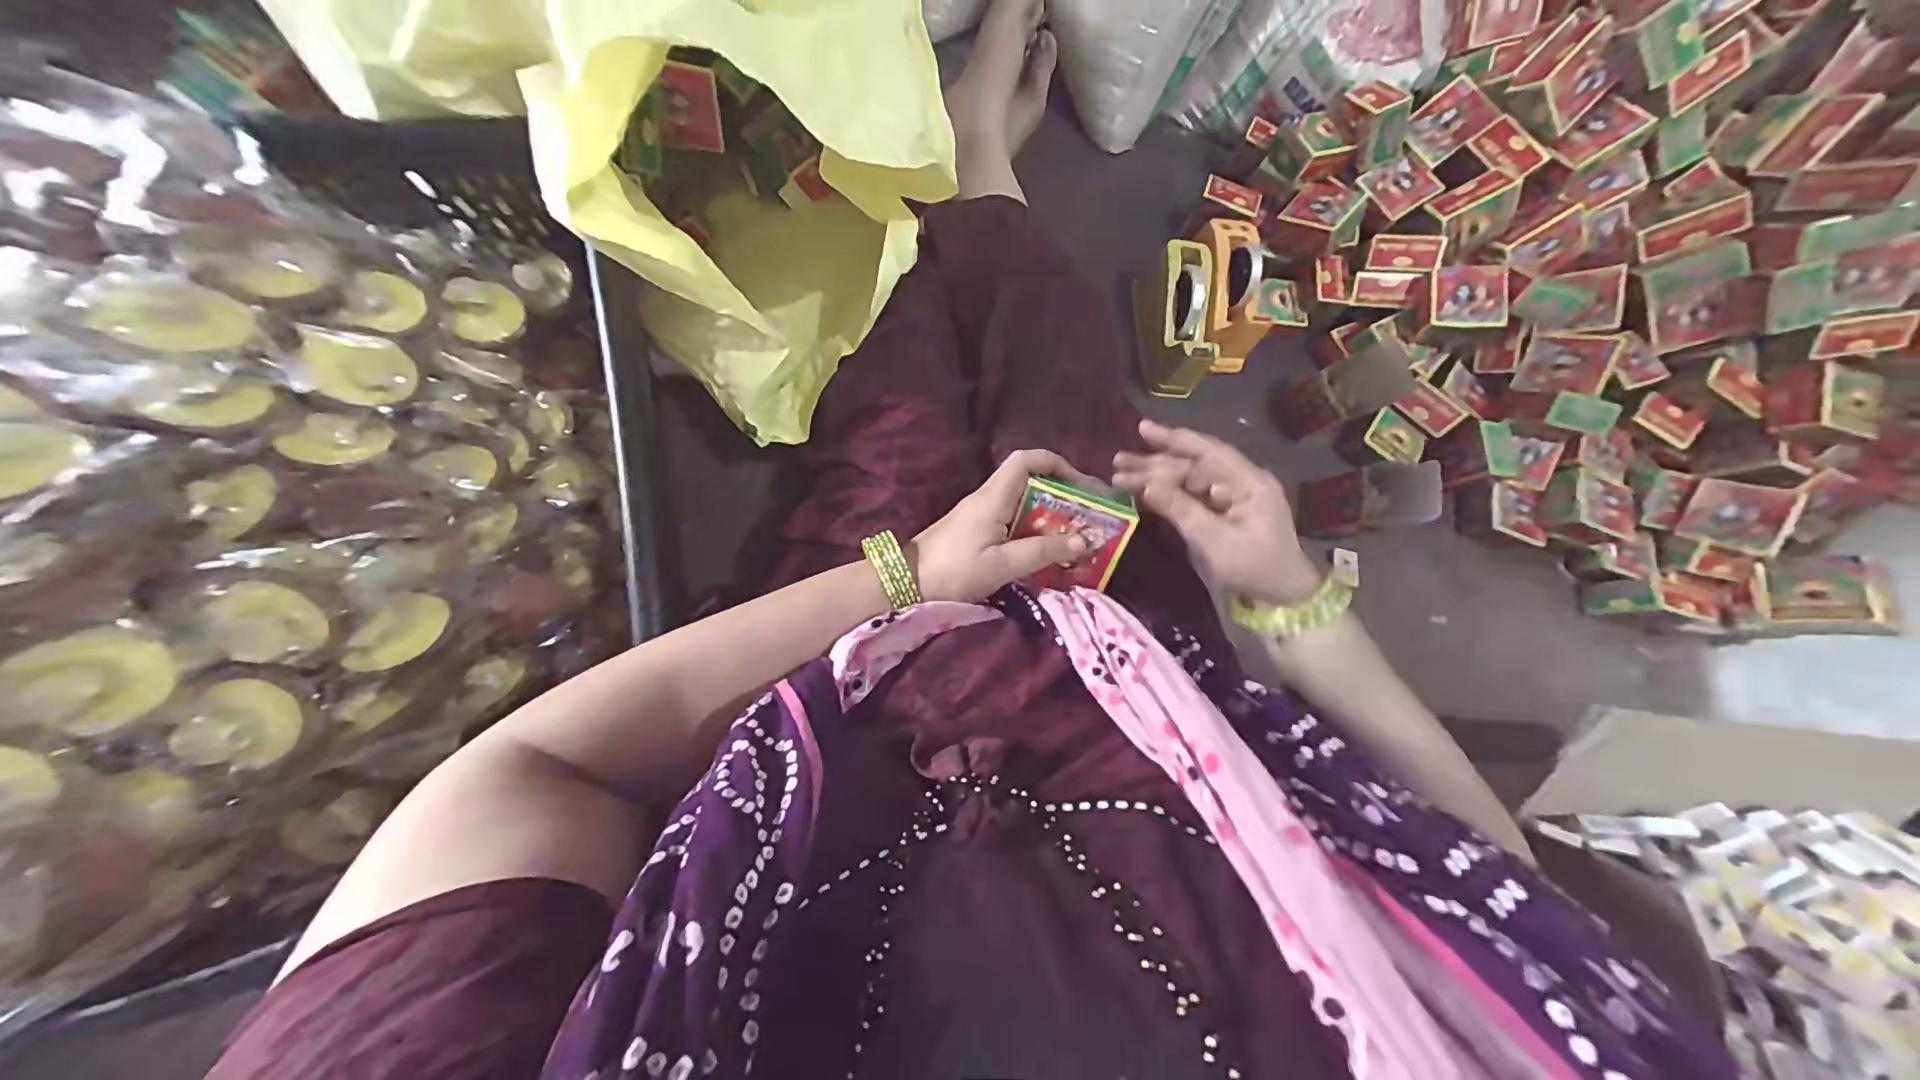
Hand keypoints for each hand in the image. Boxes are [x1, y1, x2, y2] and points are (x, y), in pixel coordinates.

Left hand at [911, 449, 1098, 602]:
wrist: (906, 583)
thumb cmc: (953, 571)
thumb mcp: (1002, 565)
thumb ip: (1043, 551)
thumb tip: (1084, 539)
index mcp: (993, 497)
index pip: (1026, 460)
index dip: (1057, 464)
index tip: (1081, 485)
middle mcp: (987, 498)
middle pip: (1030, 480)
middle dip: (1062, 494)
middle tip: (1087, 515)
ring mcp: (979, 513)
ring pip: (1022, 501)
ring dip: (1049, 514)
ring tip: (1074, 534)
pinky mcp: (975, 529)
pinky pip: (1012, 519)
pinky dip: (1033, 528)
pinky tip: (1045, 548)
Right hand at [1112, 420, 1321, 604]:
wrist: (1284, 595)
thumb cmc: (1254, 567)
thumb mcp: (1214, 541)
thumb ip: (1180, 509)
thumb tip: (1147, 484)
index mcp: (1249, 482)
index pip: (1206, 453)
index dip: (1173, 441)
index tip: (1141, 431)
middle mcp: (1243, 481)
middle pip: (1195, 463)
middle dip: (1156, 461)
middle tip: (1119, 460)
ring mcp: (1235, 495)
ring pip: (1191, 477)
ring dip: (1158, 475)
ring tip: (1123, 474)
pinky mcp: (1228, 510)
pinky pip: (1195, 493)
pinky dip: (1170, 490)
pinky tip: (1147, 489)